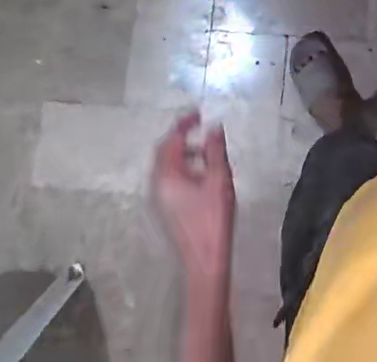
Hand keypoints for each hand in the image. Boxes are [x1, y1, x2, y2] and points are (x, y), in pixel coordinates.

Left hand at [152, 110, 235, 279]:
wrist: (206, 264)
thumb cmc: (212, 220)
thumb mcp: (219, 180)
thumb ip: (215, 150)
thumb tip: (214, 127)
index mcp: (167, 176)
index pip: (171, 140)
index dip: (184, 123)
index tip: (199, 112)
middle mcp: (157, 186)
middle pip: (164, 151)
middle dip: (182, 136)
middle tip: (201, 127)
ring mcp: (160, 199)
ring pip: (167, 166)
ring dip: (185, 152)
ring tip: (208, 151)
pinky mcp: (167, 209)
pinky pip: (170, 178)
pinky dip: (184, 167)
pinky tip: (204, 175)